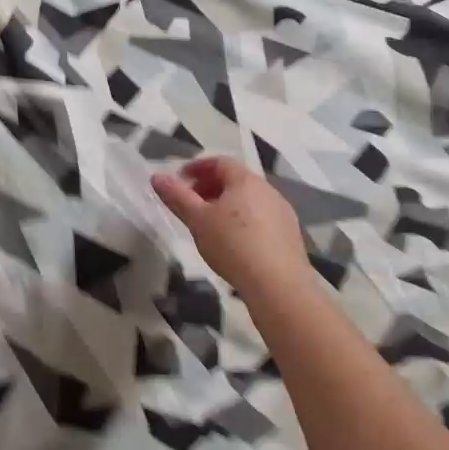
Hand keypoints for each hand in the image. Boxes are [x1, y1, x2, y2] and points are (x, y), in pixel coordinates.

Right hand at [152, 156, 309, 296]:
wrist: (279, 287)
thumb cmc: (233, 245)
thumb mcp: (196, 219)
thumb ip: (176, 196)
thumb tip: (157, 177)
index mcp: (246, 181)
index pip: (220, 162)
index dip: (197, 167)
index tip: (180, 181)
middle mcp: (269, 191)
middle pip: (235, 180)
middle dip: (209, 186)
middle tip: (190, 202)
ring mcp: (284, 214)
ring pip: (249, 200)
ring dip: (226, 204)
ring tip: (209, 223)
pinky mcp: (291, 236)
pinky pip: (261, 217)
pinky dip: (243, 220)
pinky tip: (233, 241)